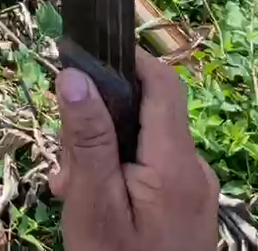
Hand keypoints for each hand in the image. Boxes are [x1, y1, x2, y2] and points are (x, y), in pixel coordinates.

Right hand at [52, 50, 219, 250]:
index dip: (127, 56)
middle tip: (64, 159)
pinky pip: (147, 166)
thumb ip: (87, 137)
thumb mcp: (94, 203)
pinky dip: (114, 170)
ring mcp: (192, 190)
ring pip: (139, 138)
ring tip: (72, 190)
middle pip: (143, 110)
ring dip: (100, 149)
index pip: (163, 83)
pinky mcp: (184, 206)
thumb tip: (74, 73)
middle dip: (97, 117)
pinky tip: (90, 201)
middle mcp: (193, 169)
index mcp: (175, 163)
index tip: (82, 50)